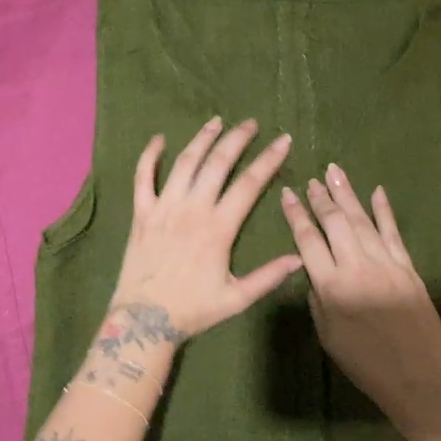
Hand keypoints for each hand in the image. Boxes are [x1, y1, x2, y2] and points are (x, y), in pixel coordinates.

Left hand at [110, 118, 304, 338]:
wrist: (144, 319)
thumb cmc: (193, 310)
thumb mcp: (236, 298)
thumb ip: (268, 277)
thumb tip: (300, 258)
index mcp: (218, 228)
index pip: (249, 184)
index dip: (268, 160)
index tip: (283, 141)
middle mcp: (192, 210)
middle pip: (218, 163)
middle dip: (237, 139)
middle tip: (251, 123)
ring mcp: (163, 208)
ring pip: (185, 163)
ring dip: (202, 139)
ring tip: (216, 122)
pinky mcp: (141, 213)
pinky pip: (143, 178)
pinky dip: (149, 156)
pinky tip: (158, 139)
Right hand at [279, 163, 440, 415]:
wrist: (419, 377)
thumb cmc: (365, 364)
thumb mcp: (327, 336)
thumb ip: (317, 300)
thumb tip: (315, 275)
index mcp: (331, 287)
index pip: (308, 241)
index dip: (296, 215)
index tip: (287, 194)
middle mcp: (357, 268)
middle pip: (335, 224)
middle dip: (321, 199)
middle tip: (312, 179)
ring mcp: (386, 265)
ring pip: (363, 221)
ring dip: (348, 195)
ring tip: (335, 172)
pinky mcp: (409, 268)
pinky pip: (393, 233)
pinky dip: (385, 211)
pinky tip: (377, 192)